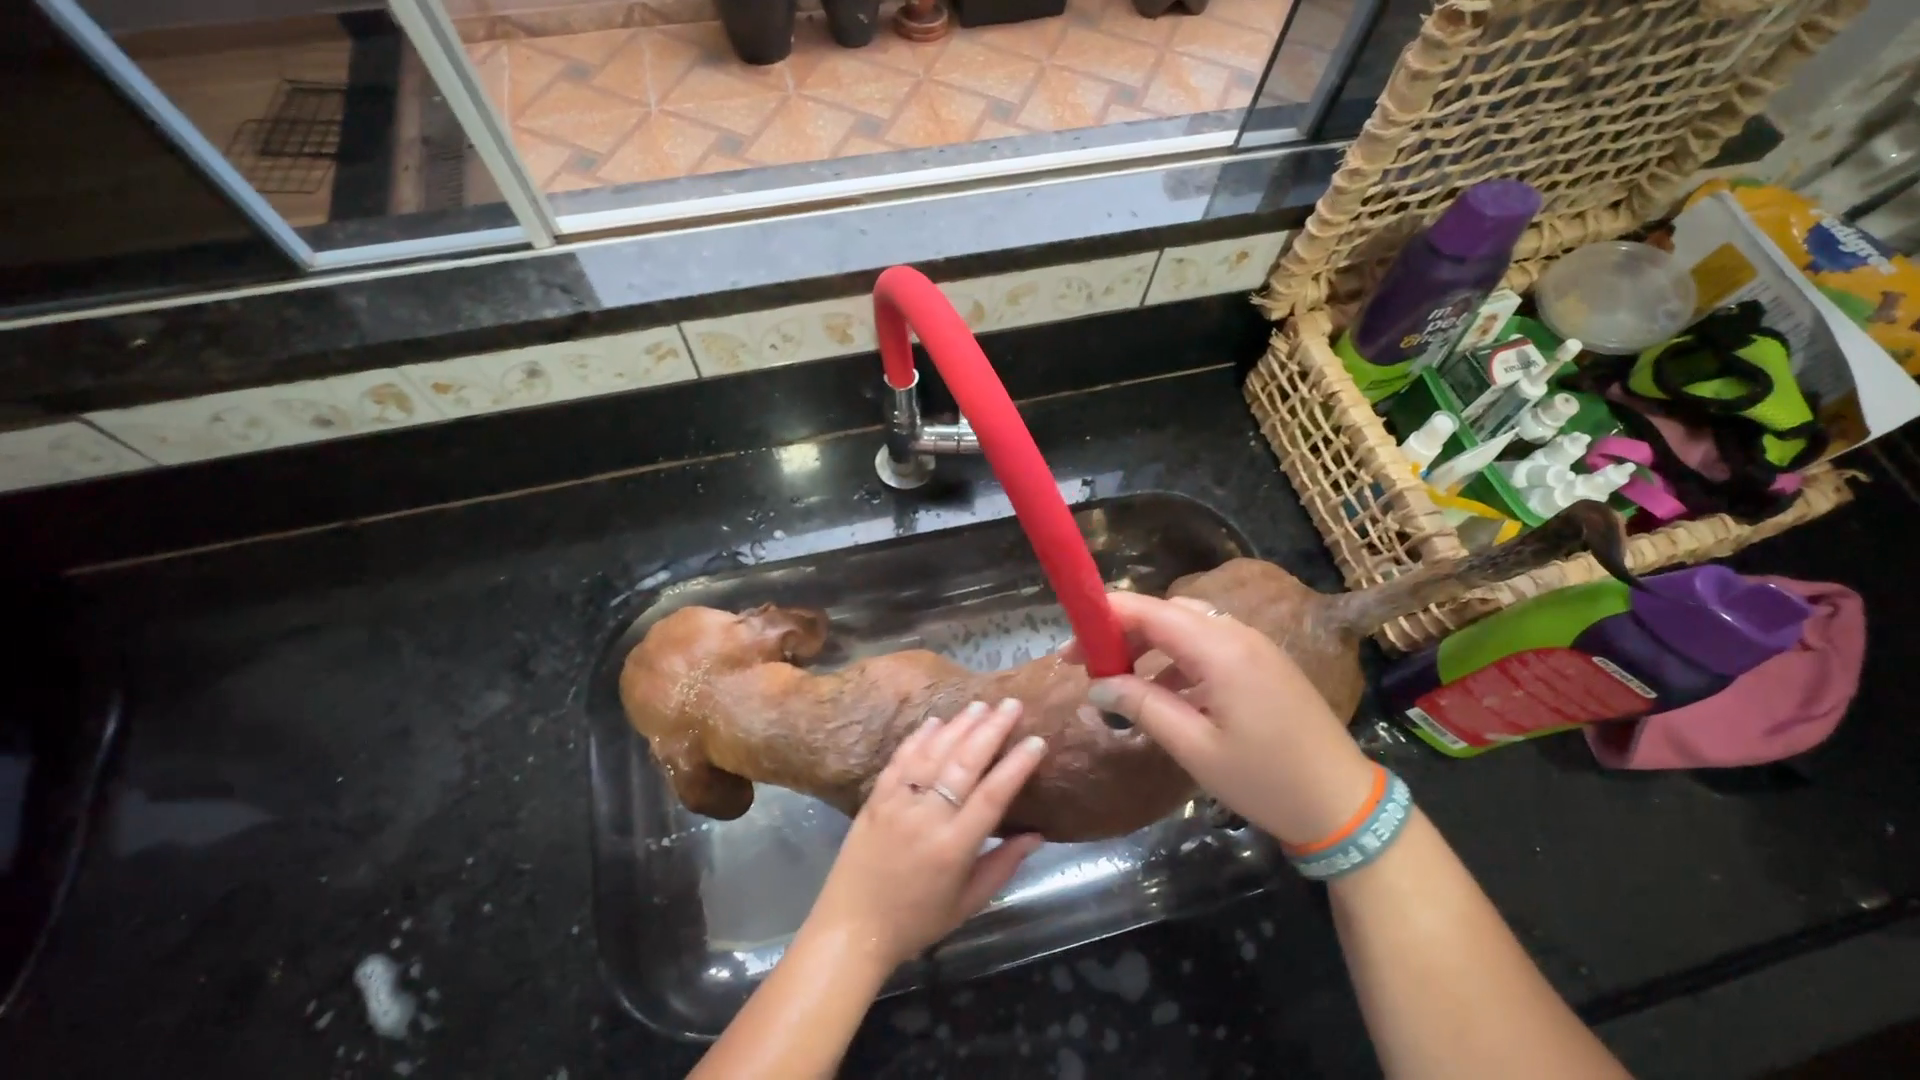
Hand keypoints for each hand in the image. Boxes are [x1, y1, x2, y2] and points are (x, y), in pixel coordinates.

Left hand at [803, 699, 1047, 971]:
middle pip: (963, 764)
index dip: (1016, 765)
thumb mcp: (967, 903)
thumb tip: (1037, 835)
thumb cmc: (916, 922)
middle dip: (990, 730)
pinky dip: (919, 738)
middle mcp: (925, 818)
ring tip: (980, 705)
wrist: (851, 929)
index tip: (1036, 740)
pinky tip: (936, 721)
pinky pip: (900, 761)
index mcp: (953, 848)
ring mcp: (896, 804)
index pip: (992, 796)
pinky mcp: (874, 800)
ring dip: (958, 726)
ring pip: (932, 754)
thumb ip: (1003, 866)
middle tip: (1011, 705)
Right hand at [1071, 592, 1376, 847]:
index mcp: (1220, 650)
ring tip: (1118, 680)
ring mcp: (1255, 647)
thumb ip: (1142, 706)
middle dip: (1123, 631)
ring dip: (1149, 645)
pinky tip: (1161, 692)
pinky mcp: (1264, 665)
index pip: (1149, 610)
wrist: (1342, 803)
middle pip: (1167, 612)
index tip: (1069, 645)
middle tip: (1089, 666)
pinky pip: (1209, 646)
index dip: (1104, 617)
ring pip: (1188, 627)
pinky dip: (1177, 659)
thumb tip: (1095, 686)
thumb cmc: (1265, 779)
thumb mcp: (1194, 747)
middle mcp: (1237, 635)